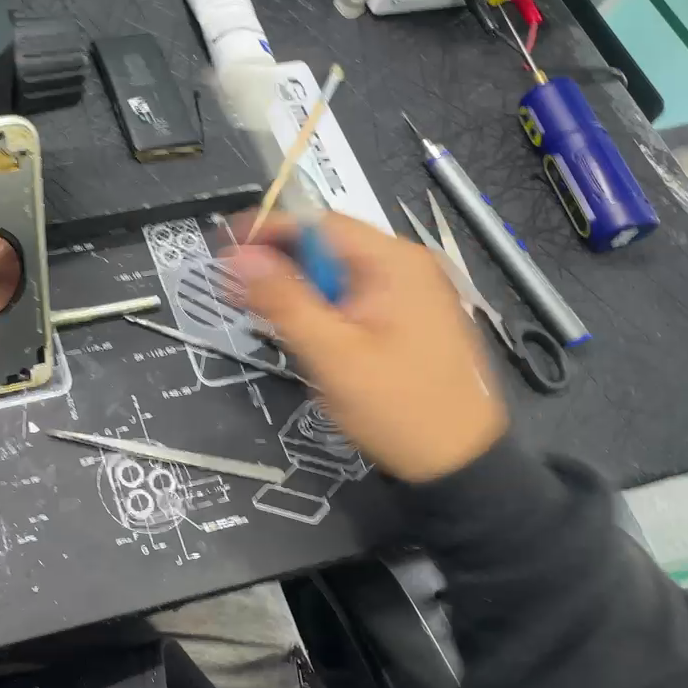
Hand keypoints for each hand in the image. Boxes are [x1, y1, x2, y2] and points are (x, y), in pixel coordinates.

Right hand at [227, 213, 506, 482]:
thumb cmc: (398, 409)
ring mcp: (412, 293)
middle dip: (281, 263)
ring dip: (300, 288)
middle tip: (238, 288)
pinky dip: (324, 306)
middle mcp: (408, 267)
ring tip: (266, 315)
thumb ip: (282, 300)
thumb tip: (239, 258)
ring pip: (340, 274)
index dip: (268, 231)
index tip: (227, 248)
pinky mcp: (409, 319)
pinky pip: (356, 297)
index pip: (319, 224)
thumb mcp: (331, 354)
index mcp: (395, 264)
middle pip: (329, 246)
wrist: (460, 463)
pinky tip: (306, 332)